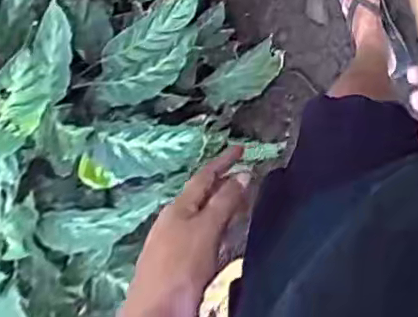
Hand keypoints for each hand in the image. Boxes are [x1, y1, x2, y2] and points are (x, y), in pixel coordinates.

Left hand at [122, 146, 250, 316]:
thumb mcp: (207, 229)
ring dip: (223, 209)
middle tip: (249, 179)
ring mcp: (169, 246)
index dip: (224, 161)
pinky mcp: (173, 268)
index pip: (204, 176)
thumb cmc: (180, 268)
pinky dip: (217, 230)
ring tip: (243, 207)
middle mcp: (171, 222)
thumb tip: (243, 174)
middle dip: (225, 185)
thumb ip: (225, 200)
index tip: (242, 148)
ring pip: (202, 218)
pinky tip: (226, 239)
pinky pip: (200, 237)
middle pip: (202, 196)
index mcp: (177, 208)